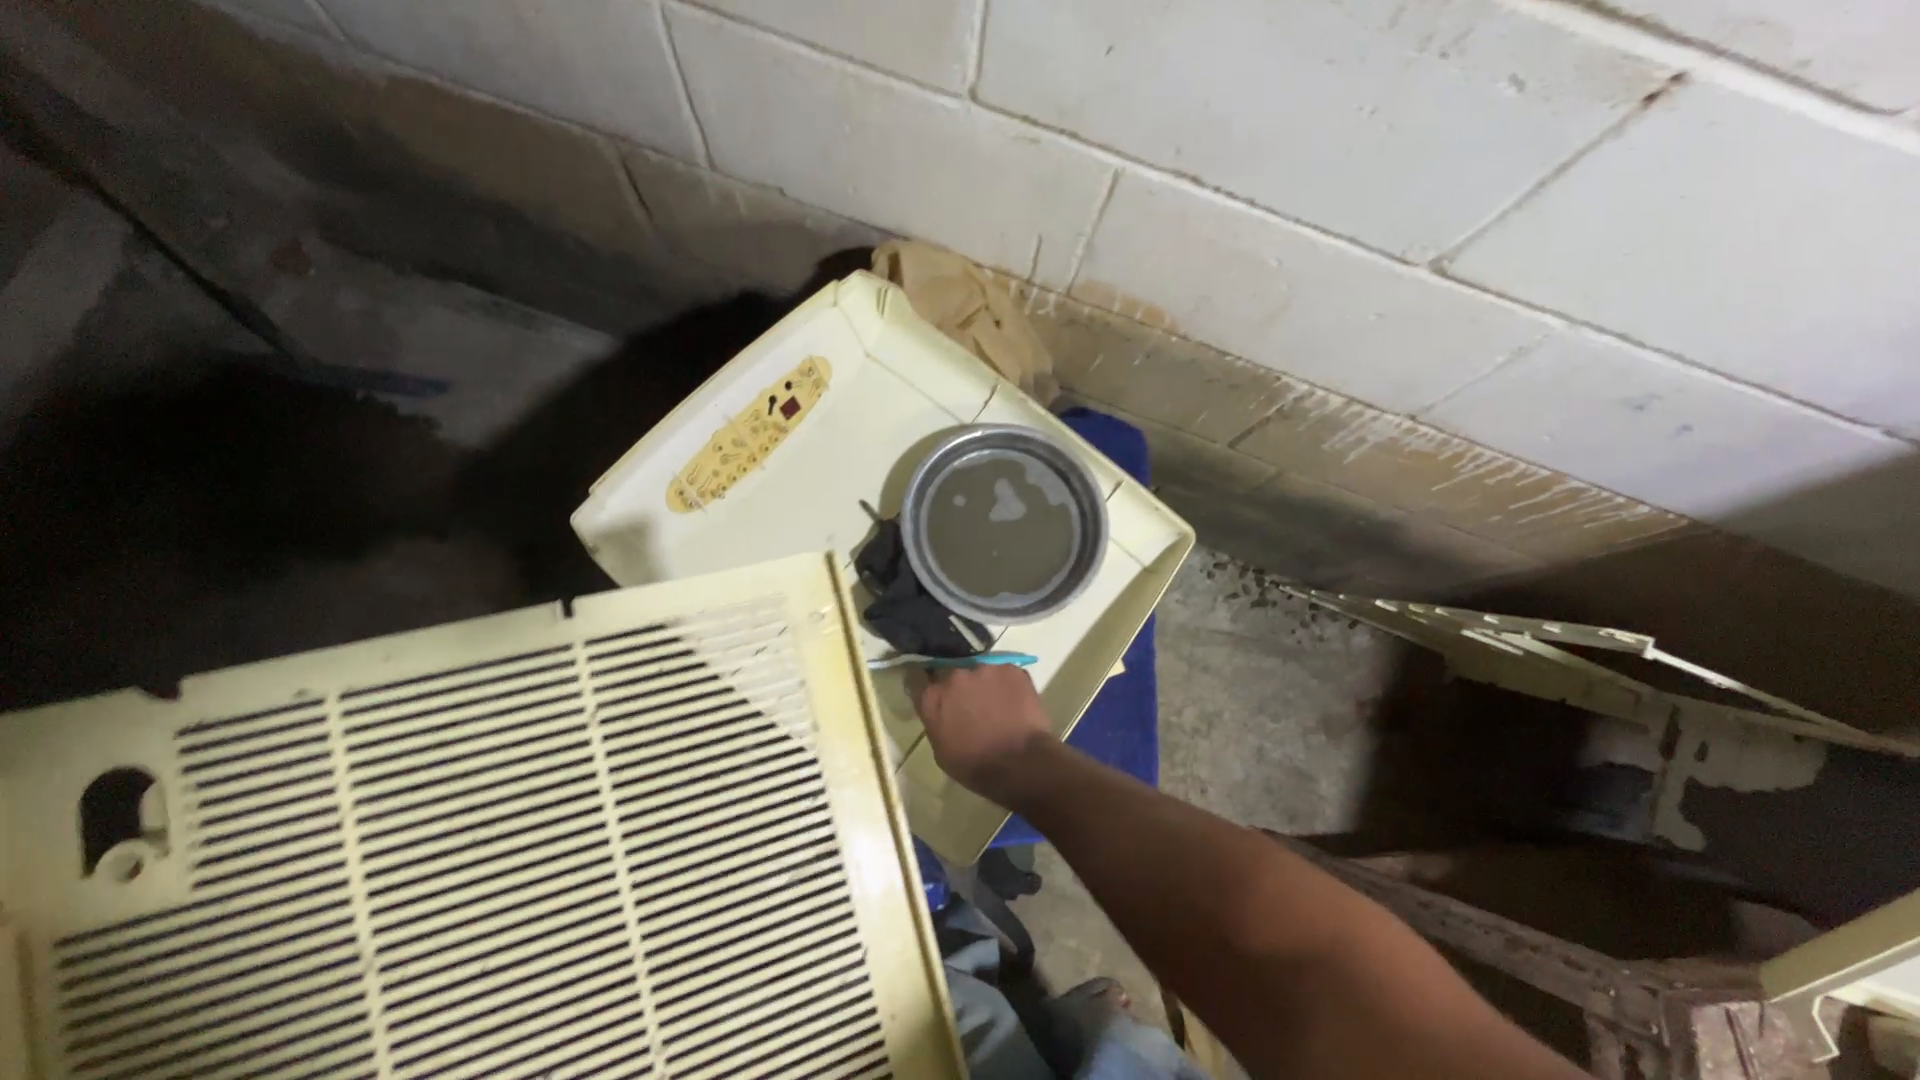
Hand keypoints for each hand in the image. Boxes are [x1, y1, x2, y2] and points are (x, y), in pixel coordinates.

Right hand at [910, 664, 1054, 804]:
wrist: (1020, 765)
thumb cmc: (976, 766)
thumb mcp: (941, 750)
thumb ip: (936, 721)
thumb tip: (942, 712)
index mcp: (932, 697)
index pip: (918, 679)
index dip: (927, 686)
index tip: (935, 694)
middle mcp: (954, 675)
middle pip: (952, 674)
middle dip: (959, 687)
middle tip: (971, 705)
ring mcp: (985, 669)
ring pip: (981, 672)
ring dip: (985, 685)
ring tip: (998, 706)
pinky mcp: (1012, 669)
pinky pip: (1006, 674)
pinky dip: (1008, 686)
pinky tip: (1015, 704)